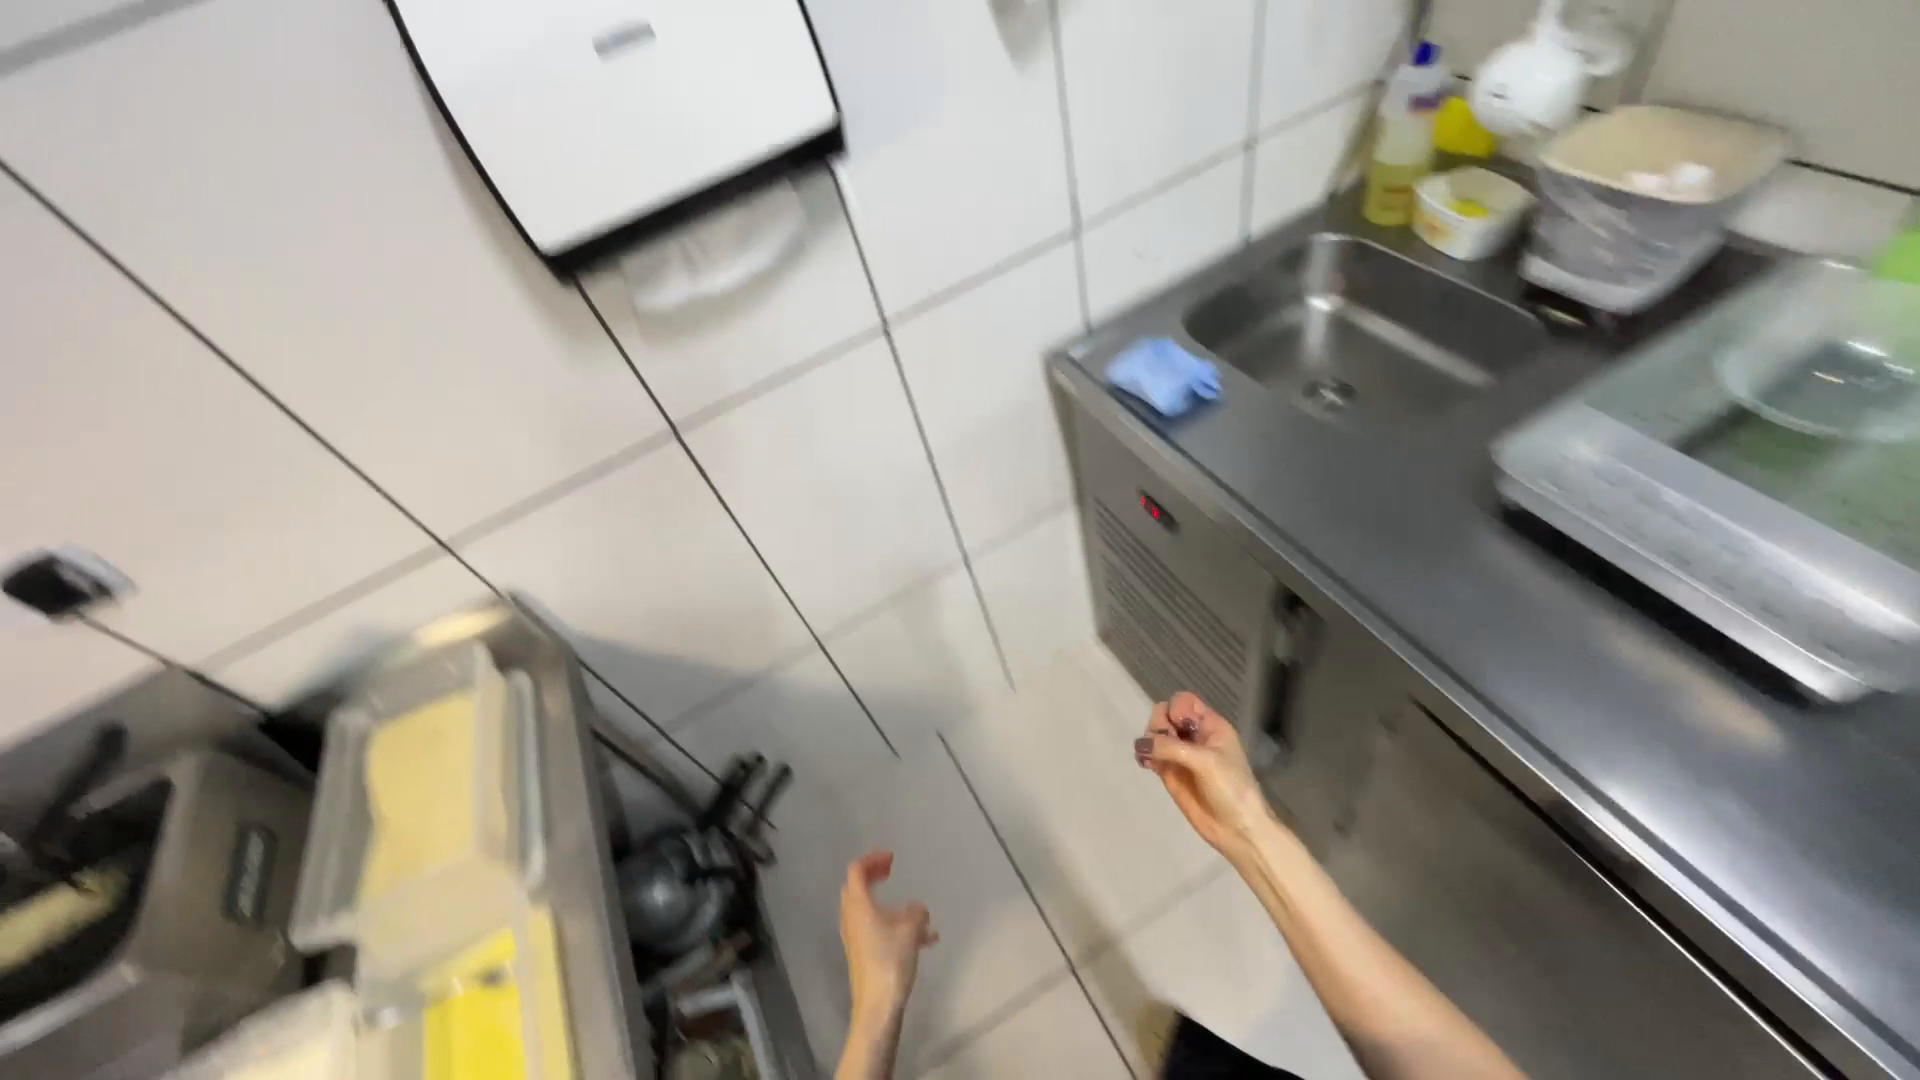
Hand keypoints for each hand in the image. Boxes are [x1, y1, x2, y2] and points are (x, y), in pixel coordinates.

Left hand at [840, 850, 937, 1023]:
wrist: (877, 1006)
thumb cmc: (891, 960)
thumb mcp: (911, 929)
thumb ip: (916, 912)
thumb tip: (917, 909)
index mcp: (858, 905)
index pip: (857, 870)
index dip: (873, 859)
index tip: (892, 858)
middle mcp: (852, 918)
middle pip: (857, 888)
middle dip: (874, 877)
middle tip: (891, 872)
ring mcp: (855, 938)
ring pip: (870, 911)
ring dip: (890, 905)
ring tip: (919, 914)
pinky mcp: (863, 955)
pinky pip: (878, 930)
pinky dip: (896, 926)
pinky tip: (925, 940)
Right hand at [1136, 692, 1276, 864]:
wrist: (1237, 829)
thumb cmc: (1231, 788)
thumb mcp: (1206, 761)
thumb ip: (1172, 748)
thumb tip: (1139, 744)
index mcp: (1211, 726)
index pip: (1183, 701)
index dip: (1174, 709)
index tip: (1178, 727)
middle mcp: (1194, 736)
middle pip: (1164, 714)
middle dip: (1159, 725)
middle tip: (1165, 745)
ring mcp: (1180, 754)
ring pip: (1154, 734)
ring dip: (1149, 741)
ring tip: (1154, 758)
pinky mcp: (1170, 773)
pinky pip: (1150, 755)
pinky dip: (1144, 756)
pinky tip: (1147, 765)